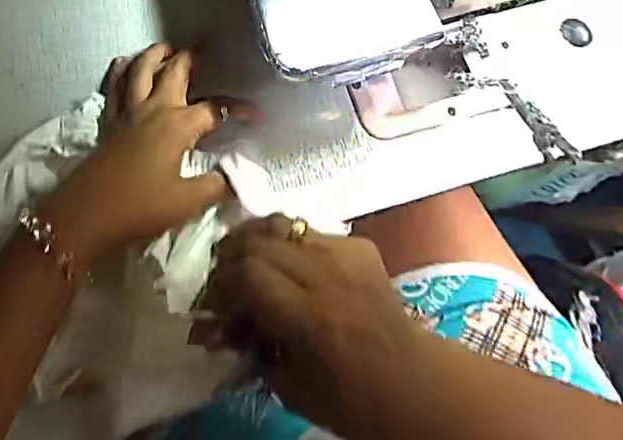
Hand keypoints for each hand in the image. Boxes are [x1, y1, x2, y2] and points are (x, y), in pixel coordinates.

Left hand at [42, 43, 242, 263]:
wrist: (84, 216)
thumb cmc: (138, 208)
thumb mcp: (186, 203)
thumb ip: (217, 186)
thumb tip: (241, 176)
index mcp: (178, 125)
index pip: (215, 109)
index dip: (238, 109)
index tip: (256, 115)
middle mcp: (155, 109)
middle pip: (175, 72)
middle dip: (192, 57)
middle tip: (205, 49)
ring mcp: (129, 112)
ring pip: (142, 69)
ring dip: (156, 54)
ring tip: (168, 47)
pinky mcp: (109, 122)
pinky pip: (116, 86)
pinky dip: (122, 70)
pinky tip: (125, 63)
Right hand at [196, 216, 429, 436]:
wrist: (411, 382)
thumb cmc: (350, 400)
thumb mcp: (291, 386)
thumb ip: (253, 348)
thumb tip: (218, 327)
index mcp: (310, 314)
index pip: (250, 274)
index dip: (222, 284)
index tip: (211, 301)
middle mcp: (326, 272)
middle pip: (262, 241)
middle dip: (231, 257)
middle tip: (219, 275)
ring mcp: (345, 252)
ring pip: (286, 223)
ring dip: (255, 236)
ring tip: (241, 252)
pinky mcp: (359, 245)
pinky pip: (313, 231)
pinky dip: (290, 241)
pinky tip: (285, 259)